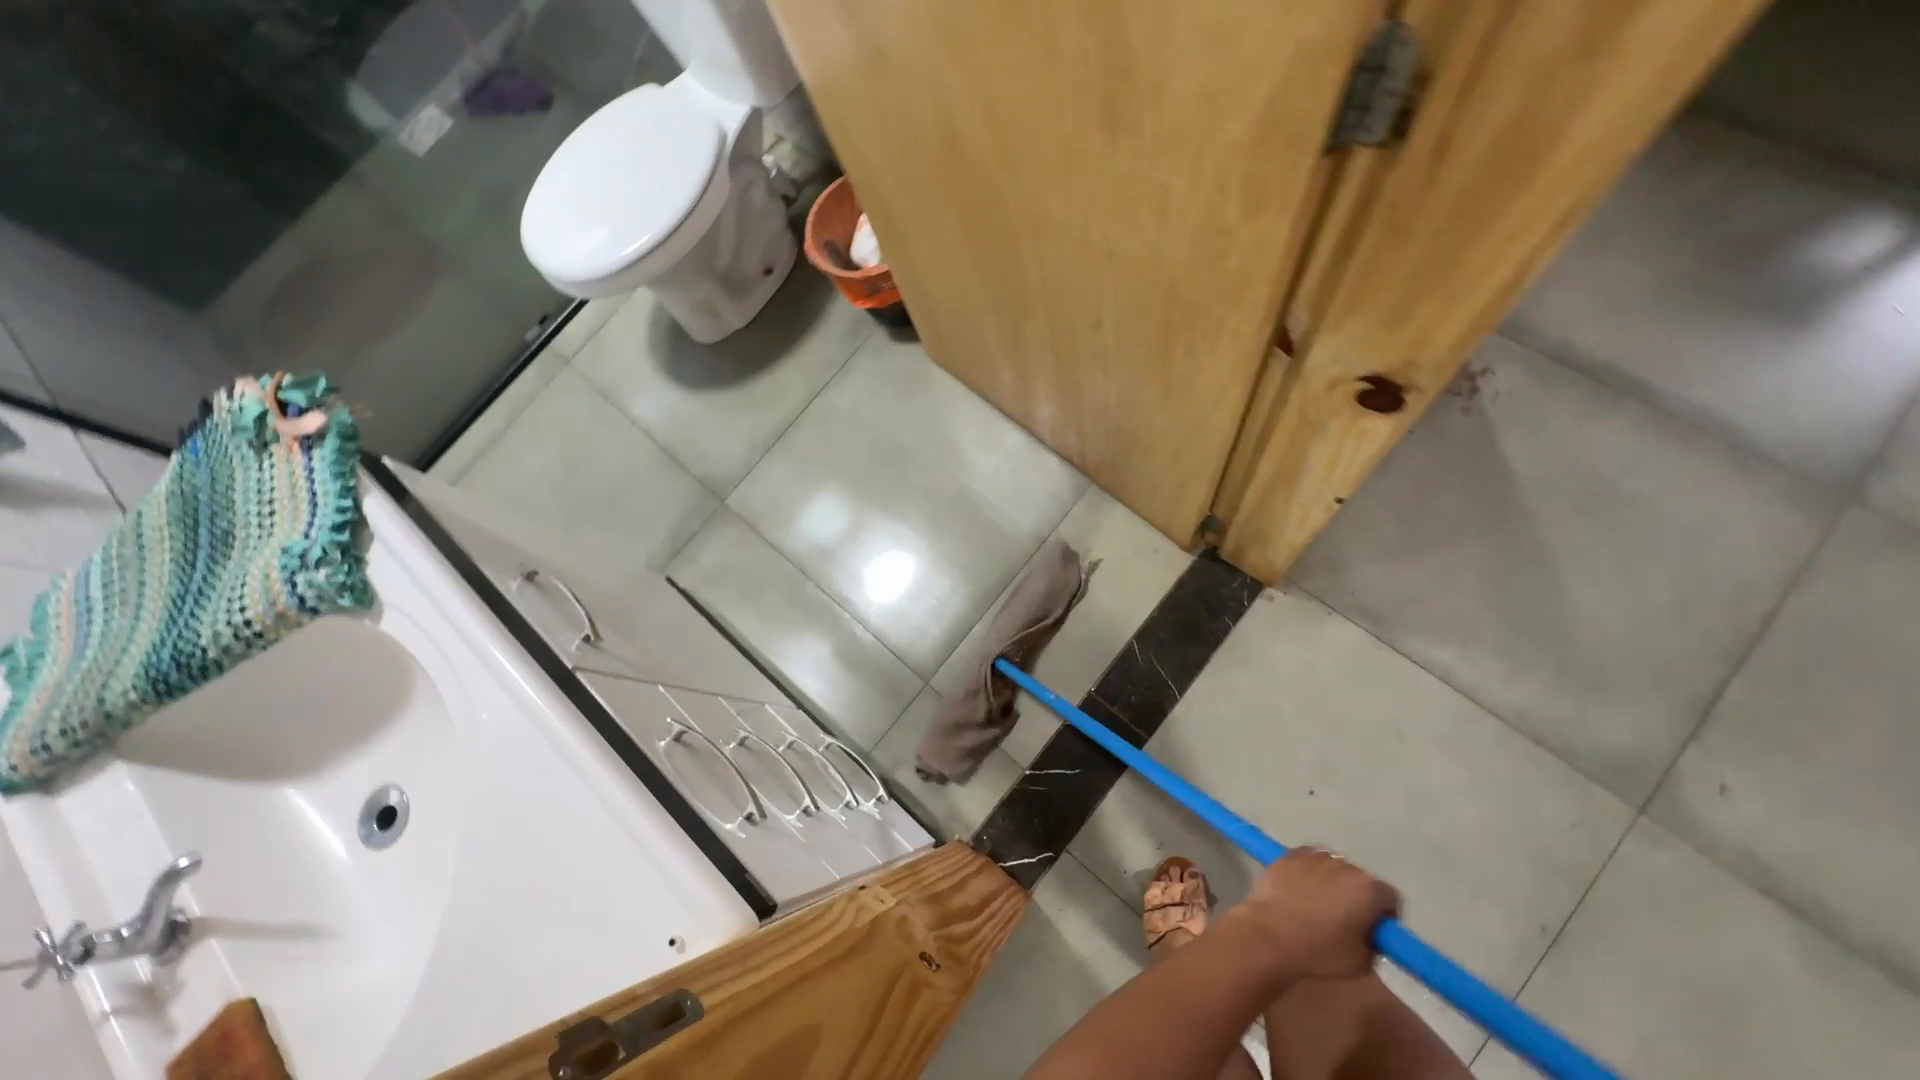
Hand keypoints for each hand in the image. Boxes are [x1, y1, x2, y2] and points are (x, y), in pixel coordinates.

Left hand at [1229, 847, 1399, 980]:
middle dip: (1357, 897)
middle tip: (1343, 919)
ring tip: (1316, 904)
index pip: (1389, 898)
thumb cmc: (1319, 951)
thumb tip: (1369, 937)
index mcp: (1369, 890)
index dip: (1384, 915)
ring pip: (1334, 869)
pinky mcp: (1290, 854)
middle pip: (1360, 881)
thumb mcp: (1362, 963)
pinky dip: (1309, 872)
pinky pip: (1308, 861)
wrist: (1269, 934)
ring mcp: (1315, 856)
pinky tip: (1298, 889)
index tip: (1373, 930)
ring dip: (1332, 883)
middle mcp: (1346, 866)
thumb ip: (1375, 945)